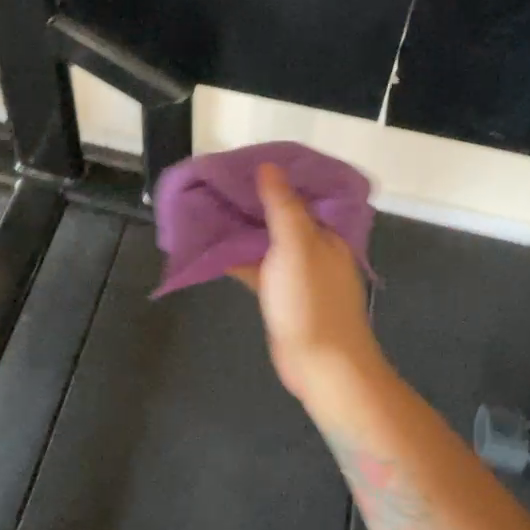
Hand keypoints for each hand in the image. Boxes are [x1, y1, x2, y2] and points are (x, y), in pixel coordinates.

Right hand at [232, 164, 384, 402]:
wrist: (322, 367)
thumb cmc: (312, 301)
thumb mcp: (297, 244)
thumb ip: (282, 205)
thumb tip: (268, 165)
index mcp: (324, 230)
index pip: (297, 191)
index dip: (270, 176)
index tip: (236, 162)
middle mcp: (312, 245)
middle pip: (279, 214)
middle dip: (249, 200)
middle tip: (212, 183)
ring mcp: (296, 271)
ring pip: (264, 239)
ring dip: (240, 227)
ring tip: (205, 207)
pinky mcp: (280, 294)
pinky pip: (255, 264)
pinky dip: (235, 256)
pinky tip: (209, 248)